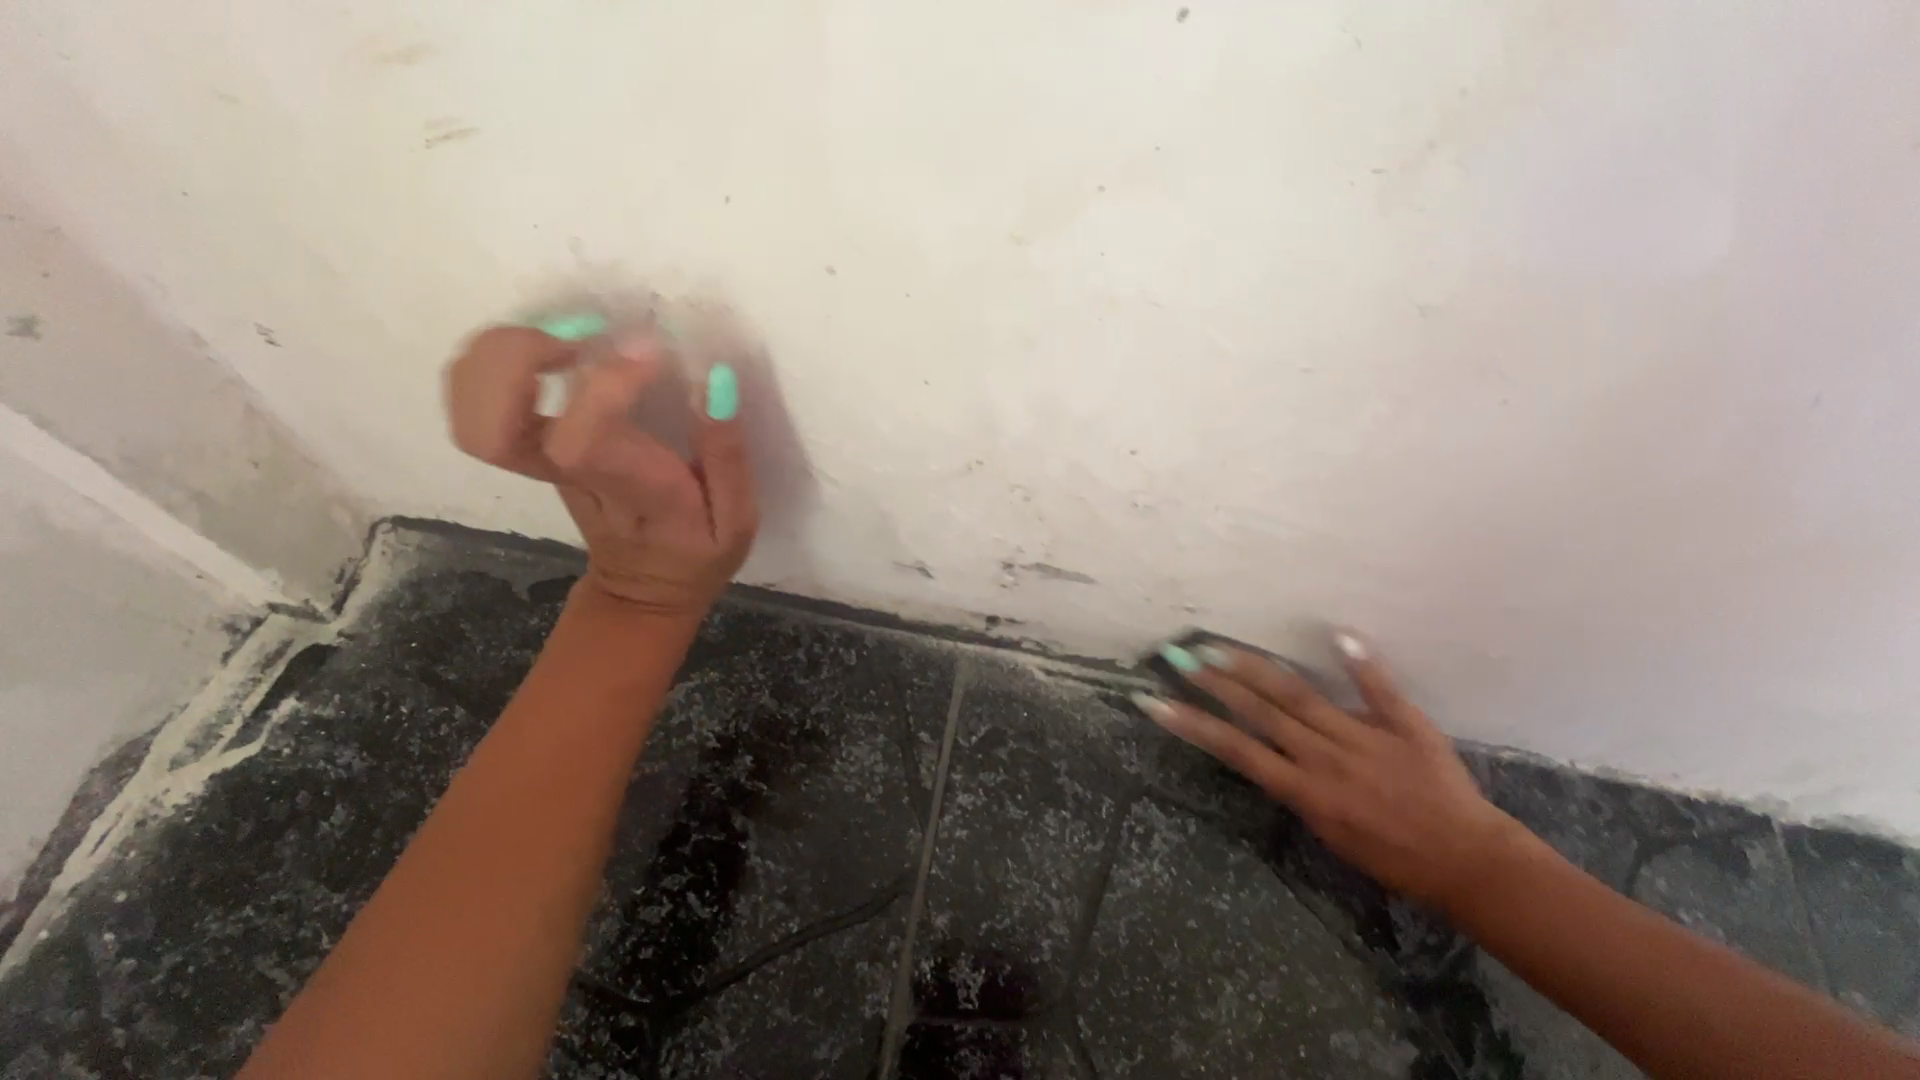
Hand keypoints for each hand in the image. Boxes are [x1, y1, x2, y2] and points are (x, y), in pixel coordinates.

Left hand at [444, 325, 756, 621]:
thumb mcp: (736, 517)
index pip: (582, 441)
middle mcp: (568, 475)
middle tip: (578, 335)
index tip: (650, 351)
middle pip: (492, 424)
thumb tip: (715, 380)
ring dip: (500, 353)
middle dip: (518, 358)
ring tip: (564, 336)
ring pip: (471, 411)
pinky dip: (491, 360)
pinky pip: (476, 402)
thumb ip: (727, 453)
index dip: (604, 385)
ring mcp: (538, 464)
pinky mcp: (528, 451)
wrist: (643, 590)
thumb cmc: (695, 553)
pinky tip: (542, 349)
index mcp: (627, 491)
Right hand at [1138, 633, 1531, 913]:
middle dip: (1216, 683)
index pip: (1235, 749)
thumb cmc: (1394, 859)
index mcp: (1304, 790)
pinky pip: (1379, 689)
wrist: (1466, 862)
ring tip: (1221, 647)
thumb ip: (1301, 789)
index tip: (1157, 702)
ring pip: (1300, 695)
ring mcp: (1363, 737)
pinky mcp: (1405, 724)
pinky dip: (1359, 661)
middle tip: (1182, 656)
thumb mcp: (1331, 834)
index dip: (1192, 723)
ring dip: (1257, 668)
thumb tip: (1277, 753)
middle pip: (1259, 712)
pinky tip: (1336, 632)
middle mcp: (1324, 757)